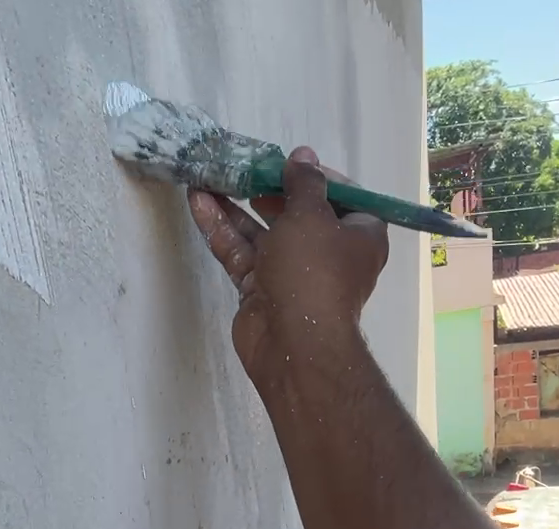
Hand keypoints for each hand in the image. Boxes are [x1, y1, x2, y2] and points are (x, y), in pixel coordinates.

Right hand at [187, 146, 389, 392]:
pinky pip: (241, 253)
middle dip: (267, 189)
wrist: (291, 342)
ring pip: (262, 233)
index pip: (341, 196)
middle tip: (245, 168)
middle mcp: (327, 253)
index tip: (288, 163)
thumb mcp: (311, 215)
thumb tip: (302, 156)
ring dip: (236, 206)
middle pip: (296, 214)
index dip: (314, 177)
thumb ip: (303, 183)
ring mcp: (290, 273)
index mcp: (358, 235)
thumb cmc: (313, 271)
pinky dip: (222, 230)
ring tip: (210, 175)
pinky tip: (199, 202)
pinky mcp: (260, 289)